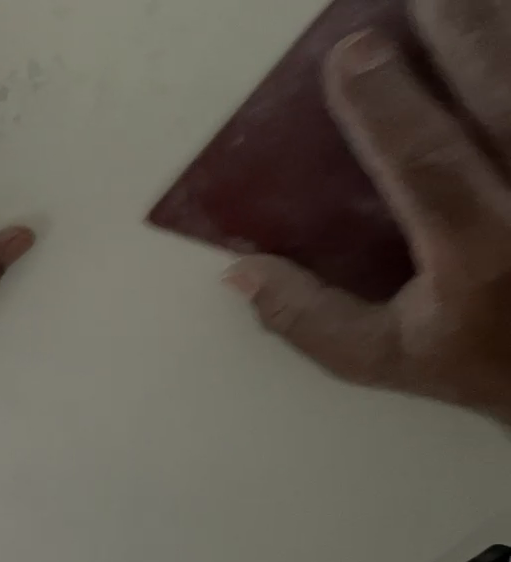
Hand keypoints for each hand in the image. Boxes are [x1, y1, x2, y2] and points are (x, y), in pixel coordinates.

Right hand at [226, 0, 510, 423]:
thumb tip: (240, 273)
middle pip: (504, 92)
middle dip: (462, 31)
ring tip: (466, 0)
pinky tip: (509, 44)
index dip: (385, 105)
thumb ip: (306, 318)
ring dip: (504, 32)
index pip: (425, 159)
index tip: (352, 53)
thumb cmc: (486, 362)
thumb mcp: (379, 357)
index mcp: (479, 246)